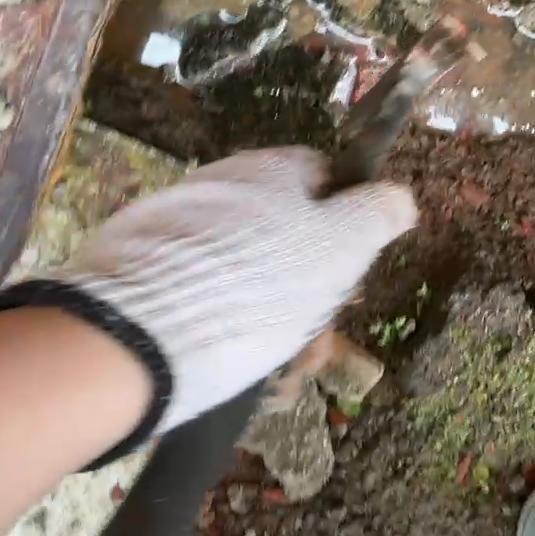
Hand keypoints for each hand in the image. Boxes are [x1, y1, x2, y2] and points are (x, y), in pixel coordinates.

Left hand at [58, 147, 415, 433]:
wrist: (132, 335)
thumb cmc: (258, 283)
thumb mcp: (341, 246)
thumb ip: (378, 214)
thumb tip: (402, 195)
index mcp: (273, 168)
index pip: (328, 179)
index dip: (350, 224)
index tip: (350, 272)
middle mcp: (223, 183)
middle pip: (288, 230)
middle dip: (311, 283)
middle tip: (315, 336)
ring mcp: (176, 222)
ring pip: (248, 266)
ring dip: (275, 312)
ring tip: (277, 367)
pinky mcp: (138, 265)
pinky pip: (204, 286)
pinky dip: (226, 317)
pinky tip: (232, 359)